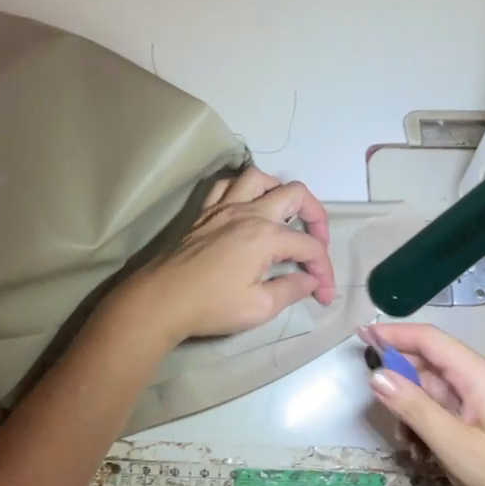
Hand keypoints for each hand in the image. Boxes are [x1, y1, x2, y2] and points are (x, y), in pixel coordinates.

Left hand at [113, 166, 335, 341]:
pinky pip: (225, 185)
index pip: (310, 246)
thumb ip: (291, 289)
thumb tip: (309, 280)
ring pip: (259, 178)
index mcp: (266, 236)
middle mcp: (248, 212)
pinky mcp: (203, 213)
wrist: (161, 300)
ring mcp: (223, 208)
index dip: (323, 270)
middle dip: (316, 217)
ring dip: (278, 191)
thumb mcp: (259, 307)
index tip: (323, 295)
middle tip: (316, 244)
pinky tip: (246, 207)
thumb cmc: (211, 306)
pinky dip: (242, 189)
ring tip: (284, 215)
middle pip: (295, 195)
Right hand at [364, 323, 484, 485]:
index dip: (392, 333)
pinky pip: (450, 410)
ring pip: (436, 391)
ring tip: (409, 446)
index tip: (359, 334)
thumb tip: (376, 374)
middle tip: (380, 411)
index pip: (429, 339)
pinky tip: (426, 453)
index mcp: (480, 375)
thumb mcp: (456, 448)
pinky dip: (431, 425)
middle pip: (430, 365)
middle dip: (400, 383)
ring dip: (414, 411)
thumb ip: (414, 409)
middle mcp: (484, 379)